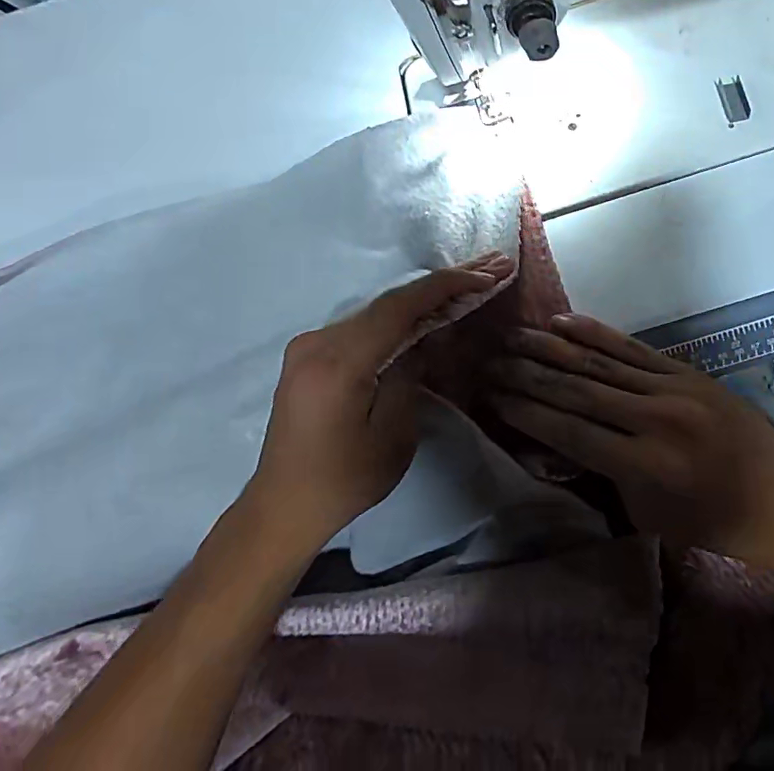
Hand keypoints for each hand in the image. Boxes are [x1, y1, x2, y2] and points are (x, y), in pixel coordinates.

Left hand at [250, 252, 514, 545]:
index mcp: (337, 362)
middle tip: (490, 268)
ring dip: (421, 299)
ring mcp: (308, 344)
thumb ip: (409, 375)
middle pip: (388, 301)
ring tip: (468, 285)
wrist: (283, 505)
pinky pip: (362, 325)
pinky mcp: (309, 354)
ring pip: (376, 310)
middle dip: (441, 284)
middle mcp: (317, 341)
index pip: (399, 307)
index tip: (487, 274)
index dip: (446, 285)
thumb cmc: (344, 480)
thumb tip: (424, 337)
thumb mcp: (393, 435)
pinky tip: (428, 312)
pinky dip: (398, 317)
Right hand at [485, 313, 773, 569]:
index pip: (569, 431)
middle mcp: (653, 419)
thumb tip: (555, 444)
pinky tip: (565, 321)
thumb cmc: (713, 521)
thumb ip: (602, 478)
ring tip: (515, 335)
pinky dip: (596, 334)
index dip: (526, 413)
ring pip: (599, 363)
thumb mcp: (649, 516)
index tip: (492, 396)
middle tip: (491, 361)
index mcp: (644, 465)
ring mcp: (671, 389)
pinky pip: (632, 349)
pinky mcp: (685, 371)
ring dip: (552, 347)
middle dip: (528, 375)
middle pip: (576, 390)